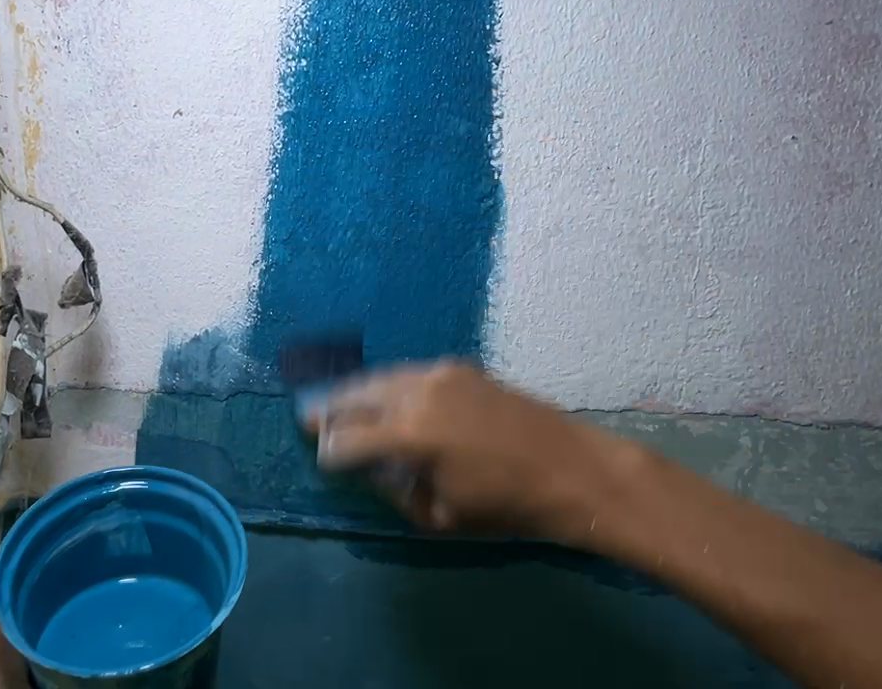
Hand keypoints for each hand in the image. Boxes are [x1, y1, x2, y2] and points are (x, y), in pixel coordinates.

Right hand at [305, 360, 633, 540]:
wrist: (572, 469)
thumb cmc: (508, 506)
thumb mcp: (442, 515)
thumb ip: (396, 489)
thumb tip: (371, 468)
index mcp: (409, 435)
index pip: (349, 438)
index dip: (328, 449)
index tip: (320, 455)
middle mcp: (415, 392)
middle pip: (356, 394)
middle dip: (330, 408)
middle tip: (309, 417)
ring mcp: (438, 372)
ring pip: (381, 376)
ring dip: (357, 391)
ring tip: (339, 401)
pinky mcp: (458, 366)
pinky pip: (408, 372)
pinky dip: (388, 383)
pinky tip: (386, 394)